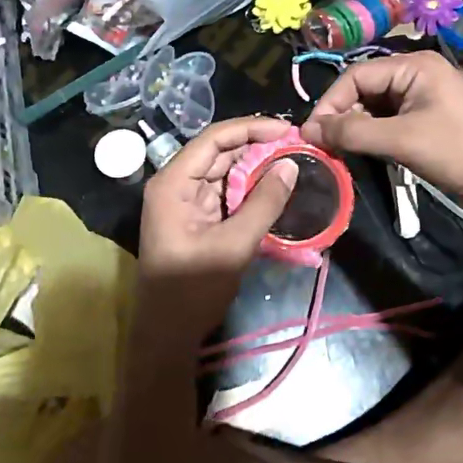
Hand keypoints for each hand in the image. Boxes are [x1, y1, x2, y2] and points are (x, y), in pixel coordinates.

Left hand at [135, 116, 300, 345]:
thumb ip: (264, 203)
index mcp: (174, 183)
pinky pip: (224, 189)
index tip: (286, 129)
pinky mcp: (196, 216)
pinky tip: (274, 183)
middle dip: (256, 144)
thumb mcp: (234, 245)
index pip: (214, 139)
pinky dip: (249, 184)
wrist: (166, 334)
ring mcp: (185, 200)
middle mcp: (176, 184)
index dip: (250, 128)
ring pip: (223, 169)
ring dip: (255, 163)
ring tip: (291, 158)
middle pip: (218, 150)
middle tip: (296, 143)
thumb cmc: (192, 290)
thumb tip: (291, 165)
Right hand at [301, 52, 462, 206]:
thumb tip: (308, 129)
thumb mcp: (403, 140)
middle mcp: (419, 74)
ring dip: (357, 129)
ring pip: (377, 108)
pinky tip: (367, 155)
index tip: (310, 135)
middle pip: (365, 89)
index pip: (355, 74)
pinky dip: (376, 137)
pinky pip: (393, 123)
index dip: (330, 103)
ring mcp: (427, 99)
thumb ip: (353, 131)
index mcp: (415, 65)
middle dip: (342, 116)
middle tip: (324, 148)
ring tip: (341, 154)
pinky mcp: (432, 122)